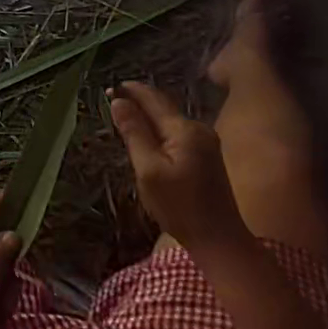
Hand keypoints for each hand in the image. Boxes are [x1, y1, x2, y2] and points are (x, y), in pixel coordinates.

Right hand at [109, 81, 253, 253]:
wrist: (219, 240)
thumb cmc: (179, 208)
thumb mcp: (149, 171)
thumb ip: (134, 133)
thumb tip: (118, 102)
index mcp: (184, 130)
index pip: (153, 99)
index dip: (131, 91)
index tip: (108, 87)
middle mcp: (198, 128)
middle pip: (163, 106)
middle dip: (139, 100)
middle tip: (111, 99)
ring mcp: (206, 141)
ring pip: (170, 119)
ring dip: (148, 114)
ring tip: (124, 115)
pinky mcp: (207, 155)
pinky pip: (177, 132)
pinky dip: (159, 128)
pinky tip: (147, 136)